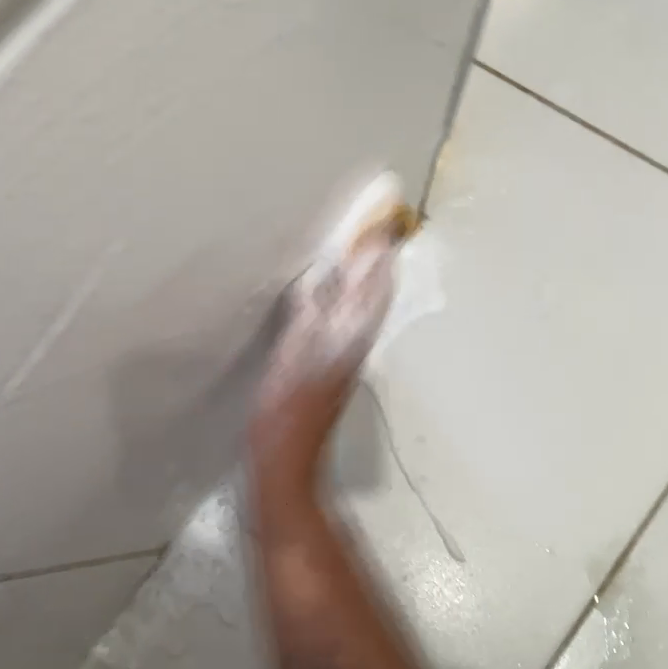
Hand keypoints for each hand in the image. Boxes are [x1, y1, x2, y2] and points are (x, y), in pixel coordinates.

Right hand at [249, 213, 400, 500]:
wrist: (287, 457)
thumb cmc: (284, 408)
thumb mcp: (292, 355)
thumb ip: (310, 314)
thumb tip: (326, 276)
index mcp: (348, 333)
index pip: (372, 279)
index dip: (378, 246)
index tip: (383, 211)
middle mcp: (357, 339)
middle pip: (377, 287)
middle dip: (379, 253)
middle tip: (379, 218)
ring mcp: (349, 352)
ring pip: (368, 301)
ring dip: (370, 271)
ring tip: (365, 243)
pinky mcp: (337, 363)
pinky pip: (354, 315)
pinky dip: (355, 292)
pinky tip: (340, 289)